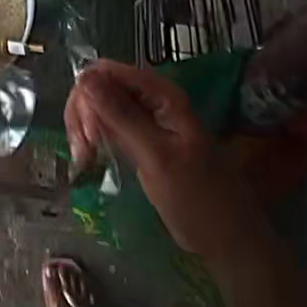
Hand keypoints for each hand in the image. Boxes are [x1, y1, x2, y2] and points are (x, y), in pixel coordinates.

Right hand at [65, 60, 266, 264]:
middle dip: (84, 114)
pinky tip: (89, 160)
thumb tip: (84, 77)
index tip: (86, 136)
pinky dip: (93, 139)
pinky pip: (106, 124)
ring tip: (86, 160)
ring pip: (98, 106)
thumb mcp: (155, 155)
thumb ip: (120, 115)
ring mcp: (144, 117)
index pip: (106, 71)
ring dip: (85, 129)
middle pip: (99, 85)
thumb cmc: (195, 197)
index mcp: (160, 91)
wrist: (223, 236)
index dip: (88, 96)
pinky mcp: (137, 138)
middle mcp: (150, 97)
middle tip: (85, 154)